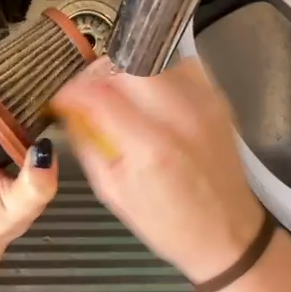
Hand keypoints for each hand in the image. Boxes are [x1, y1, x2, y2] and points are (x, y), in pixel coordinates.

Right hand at [52, 56, 266, 284]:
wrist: (229, 234)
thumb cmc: (167, 224)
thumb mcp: (113, 193)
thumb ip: (88, 147)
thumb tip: (69, 113)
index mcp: (149, 147)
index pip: (98, 94)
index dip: (71, 91)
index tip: (62, 100)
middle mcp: (179, 116)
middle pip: (127, 62)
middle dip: (98, 72)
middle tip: (88, 90)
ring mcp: (203, 103)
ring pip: (153, 57)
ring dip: (127, 70)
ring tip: (117, 93)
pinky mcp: (217, 99)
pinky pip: (179, 65)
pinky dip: (156, 71)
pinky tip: (149, 95)